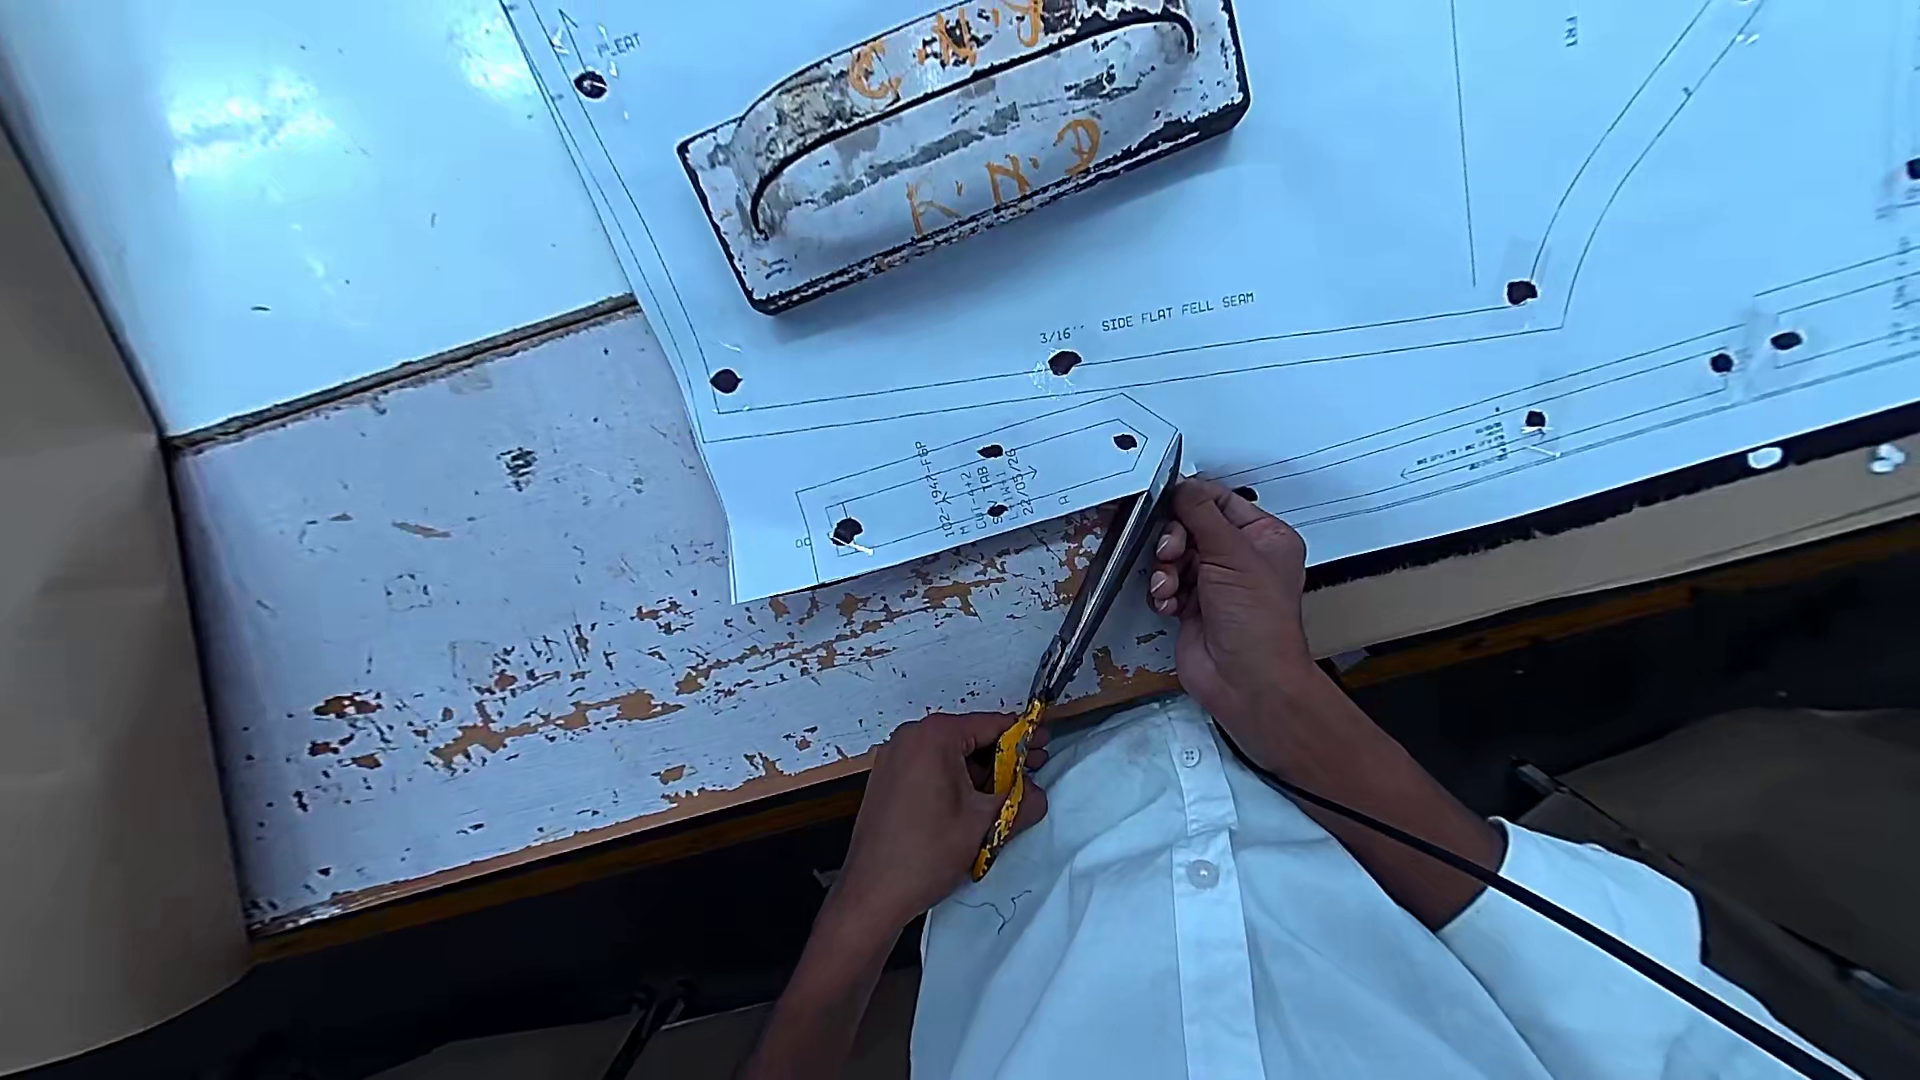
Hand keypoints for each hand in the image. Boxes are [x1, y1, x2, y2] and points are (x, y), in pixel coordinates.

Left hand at [832, 713, 1049, 930]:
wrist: (872, 894)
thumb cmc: (925, 853)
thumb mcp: (984, 823)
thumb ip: (1020, 800)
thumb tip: (1037, 795)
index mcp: (934, 736)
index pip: (990, 724)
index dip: (1022, 734)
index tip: (1043, 741)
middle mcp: (910, 737)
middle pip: (969, 737)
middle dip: (1004, 756)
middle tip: (1033, 768)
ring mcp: (895, 757)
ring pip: (951, 755)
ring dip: (981, 772)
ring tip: (1008, 793)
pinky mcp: (888, 779)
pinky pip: (931, 768)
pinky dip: (956, 780)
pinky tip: (976, 803)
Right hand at [1146, 480, 1318, 746]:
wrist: (1246, 681)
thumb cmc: (1259, 625)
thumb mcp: (1231, 555)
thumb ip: (1202, 515)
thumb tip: (1183, 487)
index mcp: (1263, 538)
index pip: (1220, 501)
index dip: (1192, 500)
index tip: (1169, 501)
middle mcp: (1238, 557)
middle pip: (1189, 527)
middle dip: (1174, 540)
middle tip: (1173, 551)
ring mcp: (1213, 582)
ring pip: (1172, 555)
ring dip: (1165, 568)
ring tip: (1172, 583)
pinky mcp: (1190, 604)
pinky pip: (1164, 582)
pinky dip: (1162, 590)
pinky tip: (1170, 602)